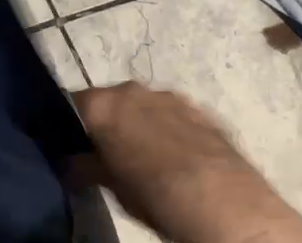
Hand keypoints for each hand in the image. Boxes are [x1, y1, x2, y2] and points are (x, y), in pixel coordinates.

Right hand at [71, 83, 301, 242]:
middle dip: (115, 122)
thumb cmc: (158, 197)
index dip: (80, 127)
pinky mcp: (204, 111)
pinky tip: (187, 159)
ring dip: (147, 124)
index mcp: (100, 104)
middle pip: (112, 101)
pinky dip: (177, 130)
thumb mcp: (113, 189)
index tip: (86, 148)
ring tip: (159, 158)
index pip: (75, 105)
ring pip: (147, 106)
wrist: (231, 210)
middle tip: (121, 154)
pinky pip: (179, 116)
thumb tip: (69, 164)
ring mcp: (170, 97)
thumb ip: (86, 167)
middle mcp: (130, 90)